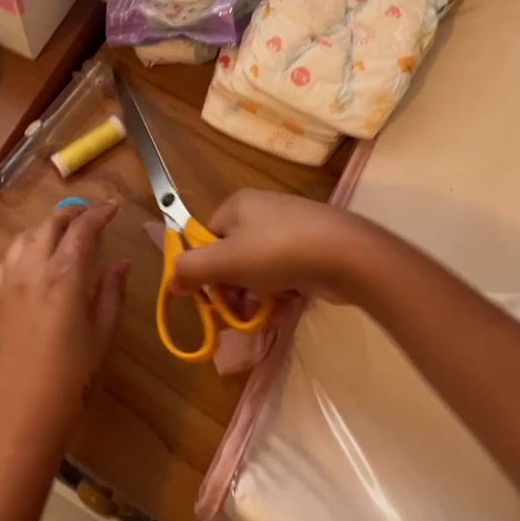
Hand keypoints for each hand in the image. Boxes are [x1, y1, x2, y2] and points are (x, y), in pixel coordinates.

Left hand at [0, 201, 130, 460]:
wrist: (18, 419)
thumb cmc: (71, 382)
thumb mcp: (101, 337)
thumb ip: (111, 293)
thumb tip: (120, 263)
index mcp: (64, 276)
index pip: (82, 229)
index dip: (99, 214)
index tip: (113, 208)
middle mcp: (31, 270)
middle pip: (49, 225)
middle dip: (72, 215)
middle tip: (91, 218)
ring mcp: (6, 284)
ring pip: (24, 237)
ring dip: (46, 228)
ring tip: (63, 235)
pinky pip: (6, 260)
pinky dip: (24, 249)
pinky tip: (34, 262)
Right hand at [171, 190, 393, 302]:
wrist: (347, 255)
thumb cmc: (278, 252)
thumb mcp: (226, 262)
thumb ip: (192, 269)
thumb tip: (171, 281)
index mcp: (238, 204)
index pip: (207, 238)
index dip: (205, 270)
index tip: (212, 299)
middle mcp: (262, 211)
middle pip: (232, 256)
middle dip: (233, 290)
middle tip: (240, 314)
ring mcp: (291, 229)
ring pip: (259, 270)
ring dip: (258, 297)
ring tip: (266, 316)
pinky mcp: (313, 248)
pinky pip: (285, 273)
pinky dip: (283, 294)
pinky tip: (287, 310)